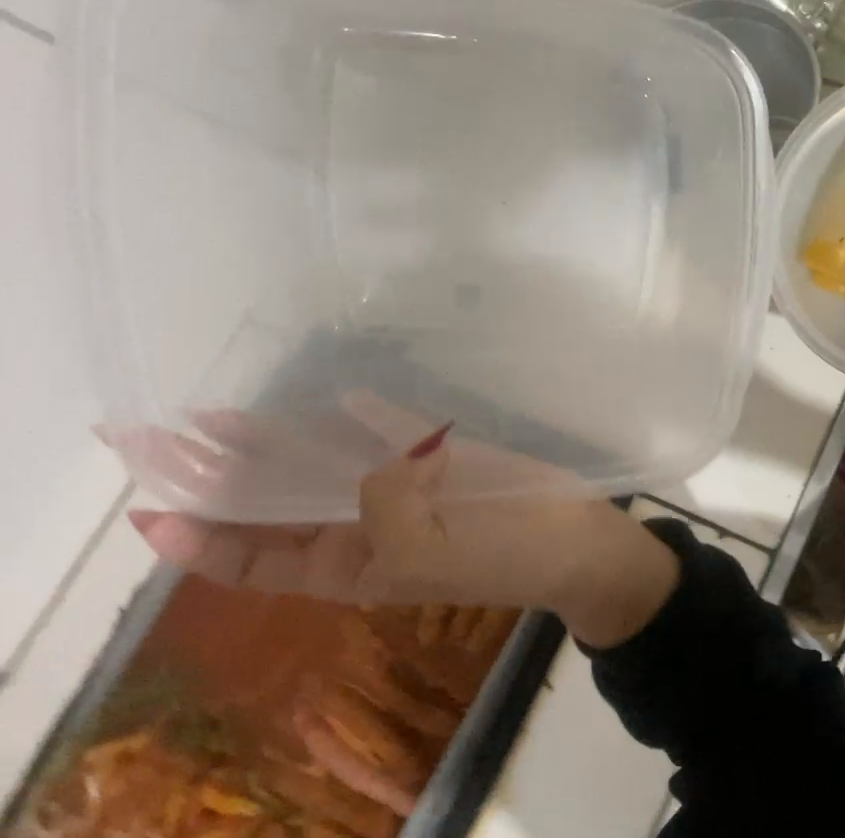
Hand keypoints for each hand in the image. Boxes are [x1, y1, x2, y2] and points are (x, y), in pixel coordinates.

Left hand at [113, 395, 680, 647]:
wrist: (579, 543)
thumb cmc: (500, 558)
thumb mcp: (423, 552)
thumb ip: (379, 502)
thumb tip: (370, 454)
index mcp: (349, 565)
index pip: (253, 558)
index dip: (198, 536)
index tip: (148, 505)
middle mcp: (365, 527)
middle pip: (277, 501)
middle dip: (224, 470)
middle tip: (169, 430)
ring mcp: (405, 490)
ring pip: (325, 462)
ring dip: (278, 438)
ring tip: (226, 409)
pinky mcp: (446, 459)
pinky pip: (393, 433)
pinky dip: (365, 416)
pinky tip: (342, 396)